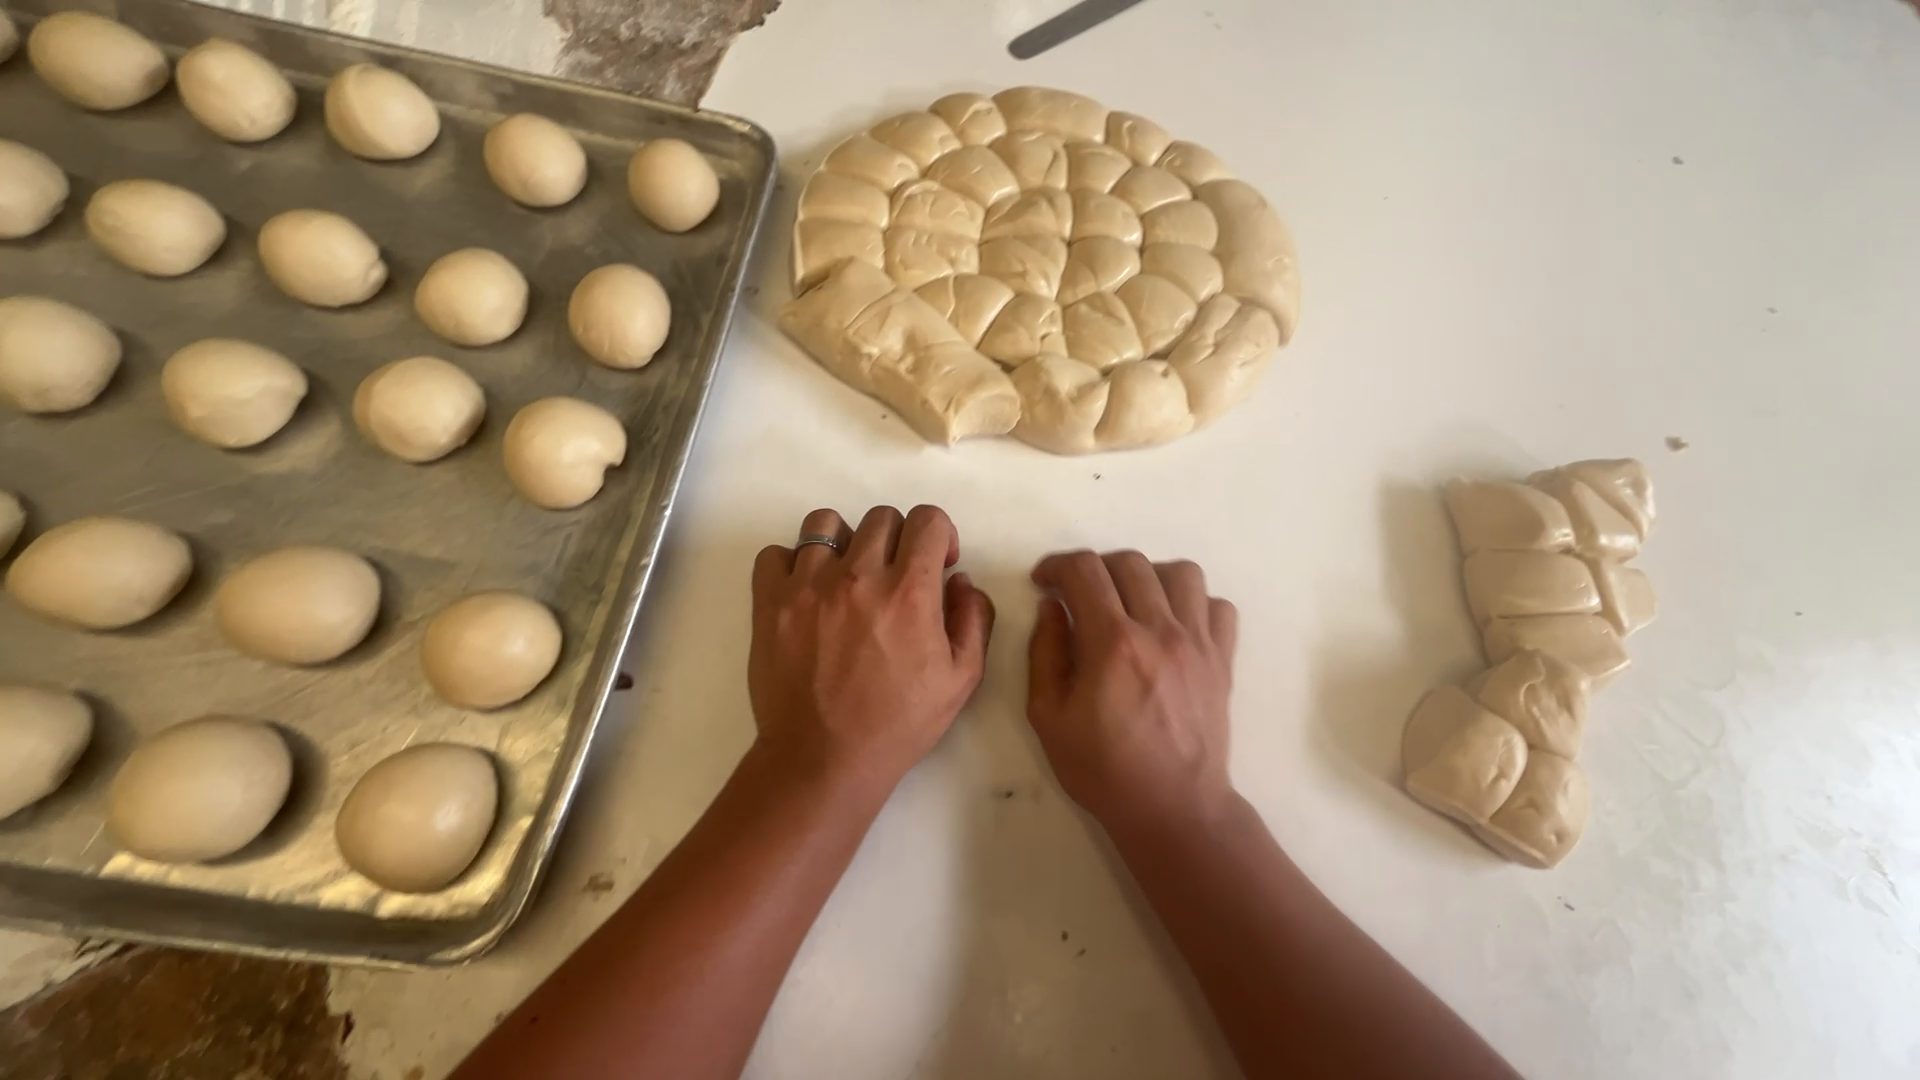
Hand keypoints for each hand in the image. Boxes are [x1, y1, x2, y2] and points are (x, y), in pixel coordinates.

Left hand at [750, 506, 994, 791]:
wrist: (823, 759)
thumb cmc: (898, 723)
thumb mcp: (961, 679)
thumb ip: (973, 619)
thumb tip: (960, 580)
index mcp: (909, 592)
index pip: (927, 519)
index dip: (939, 534)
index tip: (936, 563)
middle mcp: (858, 577)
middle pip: (881, 517)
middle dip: (898, 540)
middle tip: (895, 576)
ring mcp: (808, 586)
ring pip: (825, 523)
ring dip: (844, 543)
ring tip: (845, 577)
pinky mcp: (770, 603)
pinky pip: (776, 553)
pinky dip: (792, 564)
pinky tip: (807, 592)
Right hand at [1027, 551, 1238, 829]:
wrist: (1172, 808)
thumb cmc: (1102, 768)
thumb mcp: (1048, 717)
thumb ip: (1045, 652)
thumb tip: (1052, 607)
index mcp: (1112, 642)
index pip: (1084, 570)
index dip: (1057, 565)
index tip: (1044, 582)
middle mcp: (1159, 630)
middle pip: (1129, 562)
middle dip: (1095, 568)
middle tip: (1080, 595)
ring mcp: (1198, 643)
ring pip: (1180, 573)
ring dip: (1148, 576)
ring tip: (1131, 602)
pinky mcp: (1223, 660)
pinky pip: (1218, 606)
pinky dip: (1193, 604)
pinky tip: (1172, 625)